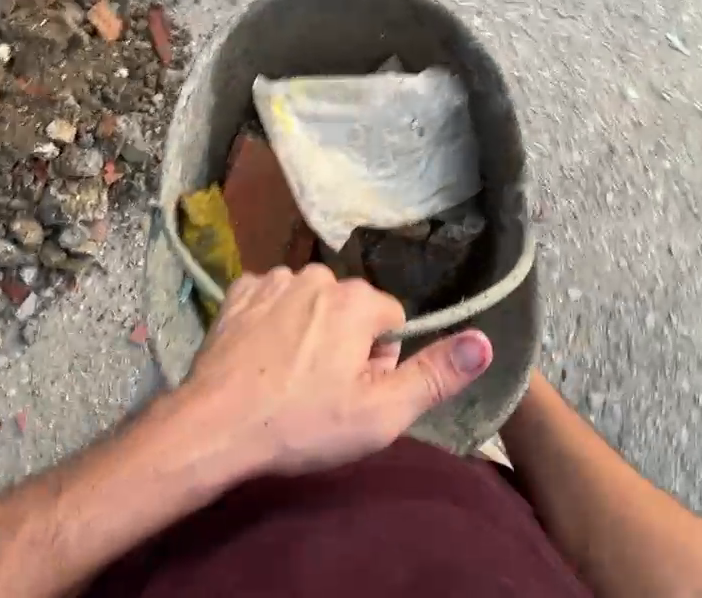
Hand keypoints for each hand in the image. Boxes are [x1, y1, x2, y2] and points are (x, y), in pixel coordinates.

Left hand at [169, 264, 493, 478]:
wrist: (216, 425)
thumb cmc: (304, 423)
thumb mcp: (382, 412)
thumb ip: (437, 373)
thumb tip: (485, 341)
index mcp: (358, 299)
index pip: (391, 322)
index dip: (380, 362)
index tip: (354, 392)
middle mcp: (317, 274)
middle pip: (351, 309)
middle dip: (345, 344)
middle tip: (321, 391)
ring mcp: (273, 279)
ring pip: (311, 304)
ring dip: (308, 332)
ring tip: (287, 379)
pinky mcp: (239, 292)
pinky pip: (272, 300)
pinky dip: (271, 323)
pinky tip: (260, 358)